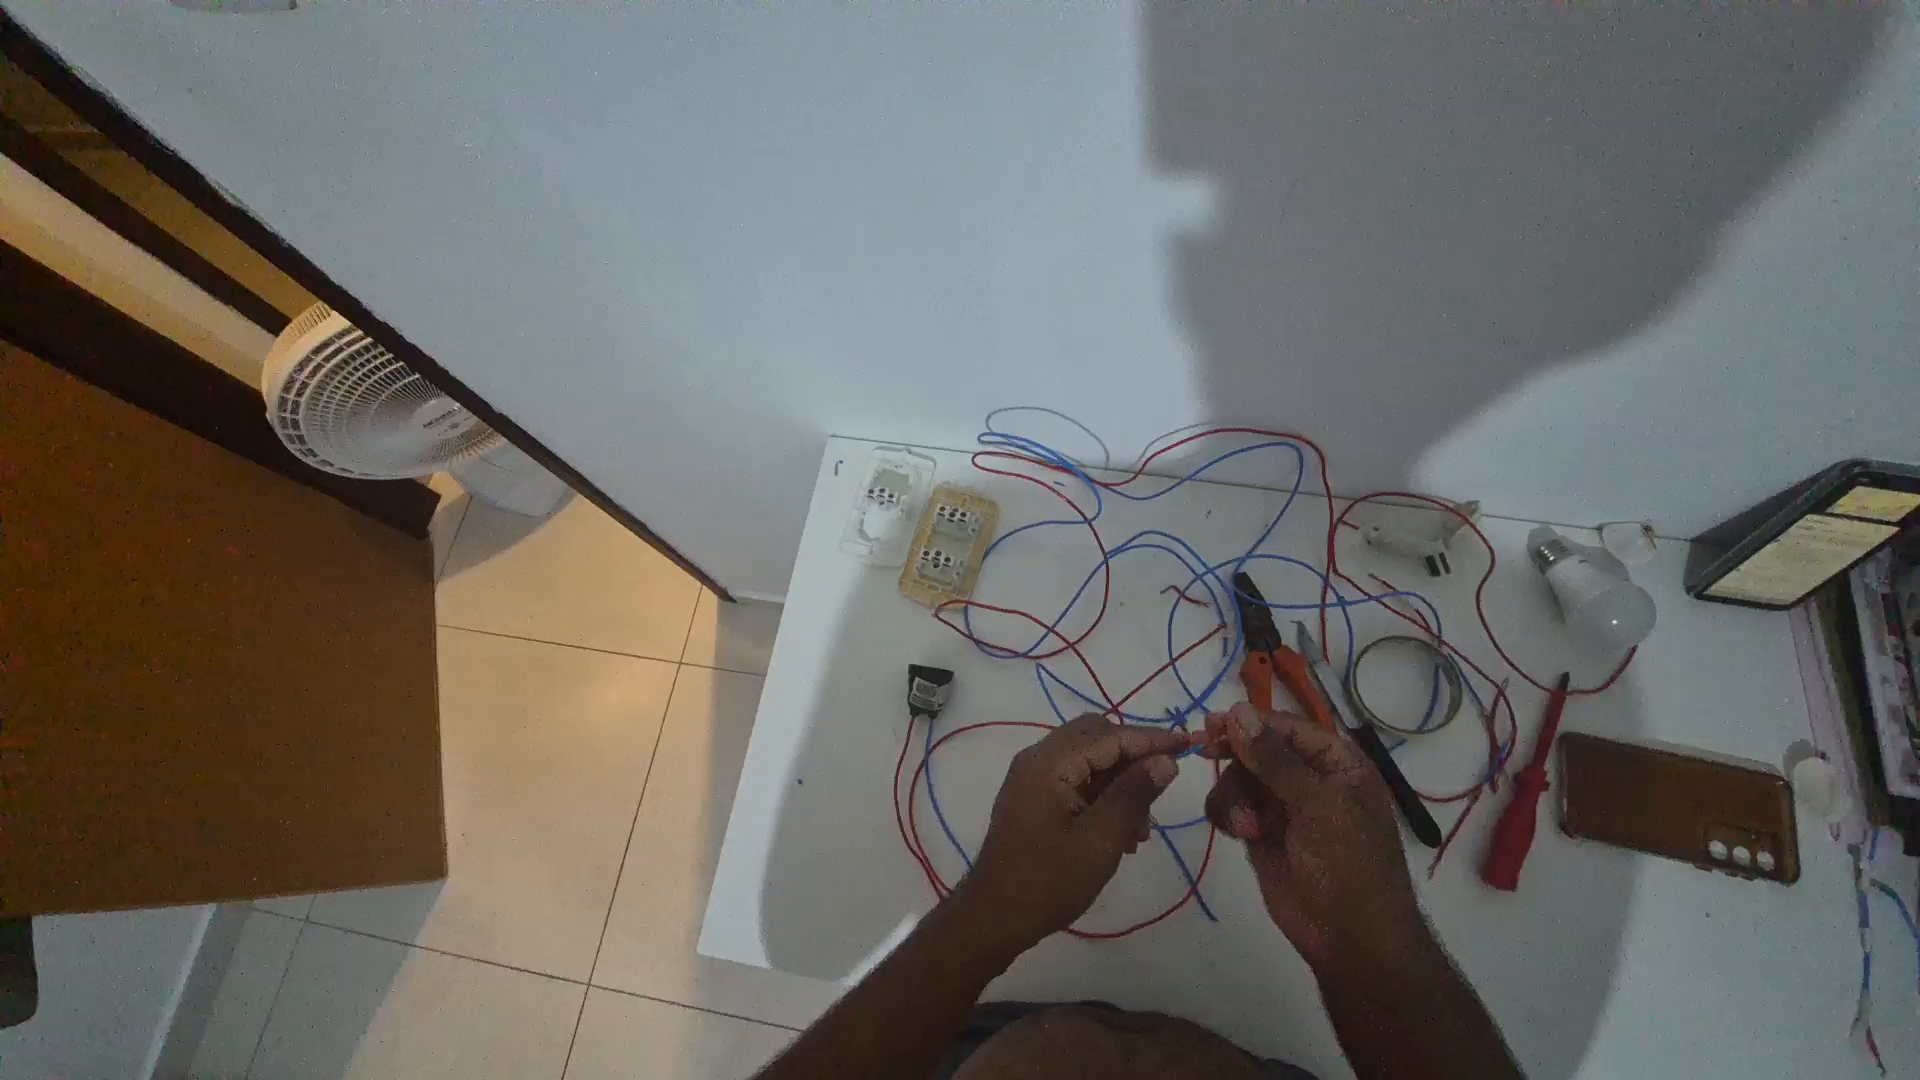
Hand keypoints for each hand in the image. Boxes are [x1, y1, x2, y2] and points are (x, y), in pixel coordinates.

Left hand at [956, 714, 1185, 953]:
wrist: (993, 917)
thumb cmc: (1048, 881)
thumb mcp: (1101, 841)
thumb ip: (1133, 796)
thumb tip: (1165, 761)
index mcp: (1049, 762)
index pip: (1109, 735)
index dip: (1151, 738)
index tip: (1189, 743)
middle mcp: (1037, 758)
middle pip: (1095, 737)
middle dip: (1133, 758)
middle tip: (1163, 786)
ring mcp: (1032, 777)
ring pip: (1087, 759)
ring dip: (1119, 782)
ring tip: (1141, 829)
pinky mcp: (1033, 796)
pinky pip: (1075, 779)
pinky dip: (1101, 795)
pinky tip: (1121, 833)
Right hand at [1197, 703, 1423, 966]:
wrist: (1351, 942)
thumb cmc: (1350, 868)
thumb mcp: (1318, 808)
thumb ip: (1275, 760)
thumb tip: (1238, 711)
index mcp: (1336, 763)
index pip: (1287, 727)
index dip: (1250, 722)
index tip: (1212, 724)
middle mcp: (1308, 777)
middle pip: (1255, 747)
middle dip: (1235, 758)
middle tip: (1205, 753)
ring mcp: (1282, 804)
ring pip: (1238, 776)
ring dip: (1232, 796)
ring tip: (1244, 828)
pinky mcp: (1260, 830)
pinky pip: (1229, 805)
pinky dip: (1225, 813)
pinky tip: (1234, 833)